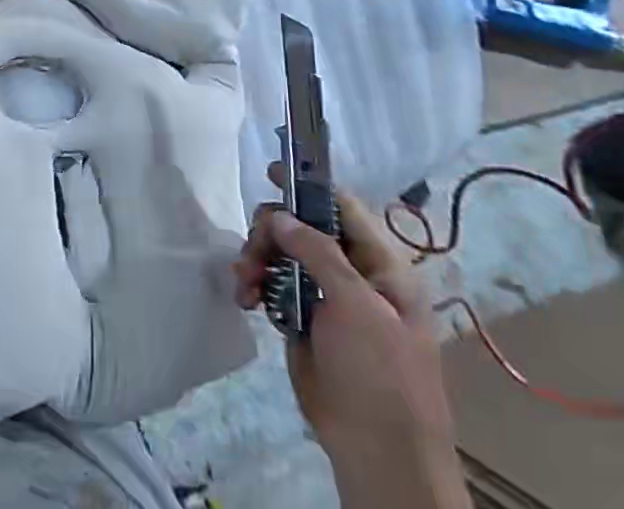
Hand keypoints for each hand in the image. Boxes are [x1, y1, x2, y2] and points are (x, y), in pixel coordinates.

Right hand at [234, 166, 471, 508]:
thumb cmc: (380, 371)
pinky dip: (255, 287)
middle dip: (271, 231)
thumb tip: (279, 215)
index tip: (271, 171)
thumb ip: (318, 252)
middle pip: (303, 230)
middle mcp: (351, 273)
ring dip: (257, 260)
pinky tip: (245, 300)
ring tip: (244, 283)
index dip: (308, 185)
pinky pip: (273, 287)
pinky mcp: (303, 322)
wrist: (377, 452)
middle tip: (252, 251)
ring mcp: (325, 298)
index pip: (341, 208)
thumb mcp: (356, 305)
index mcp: (379, 263)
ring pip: (282, 257)